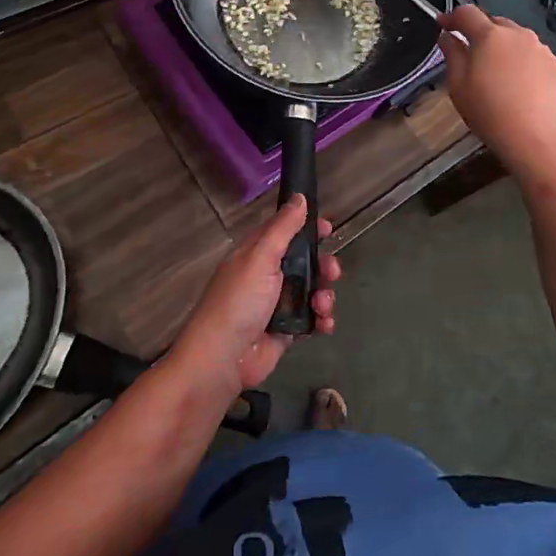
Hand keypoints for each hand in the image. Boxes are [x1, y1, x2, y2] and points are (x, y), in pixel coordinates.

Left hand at [167, 195, 339, 392]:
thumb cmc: (239, 301)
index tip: (328, 228)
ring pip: (312, 290)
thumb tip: (299, 197)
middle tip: (331, 272)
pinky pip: (312, 318)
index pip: (284, 231)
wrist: (223, 358)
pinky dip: (322, 319)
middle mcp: (267, 275)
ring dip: (325, 295)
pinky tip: (324, 324)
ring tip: (322, 306)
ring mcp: (277, 304)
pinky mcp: (286, 329)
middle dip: (323, 265)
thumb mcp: (260, 258)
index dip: (307, 227)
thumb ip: (282, 228)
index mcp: (255, 253)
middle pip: (304, 262)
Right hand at [438, 5, 555, 179]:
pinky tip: (520, 86)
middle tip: (471, 55)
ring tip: (497, 73)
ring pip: (517, 39)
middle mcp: (518, 34)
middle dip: (480, 33)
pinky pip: (535, 57)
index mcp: (489, 36)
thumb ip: (452, 55)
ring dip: (504, 48)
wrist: (533, 136)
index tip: (442, 24)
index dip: (452, 17)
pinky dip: (524, 64)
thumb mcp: (458, 85)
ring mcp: (542, 49)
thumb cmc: (487, 111)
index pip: (467, 13)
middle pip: (494, 24)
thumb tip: (447, 36)